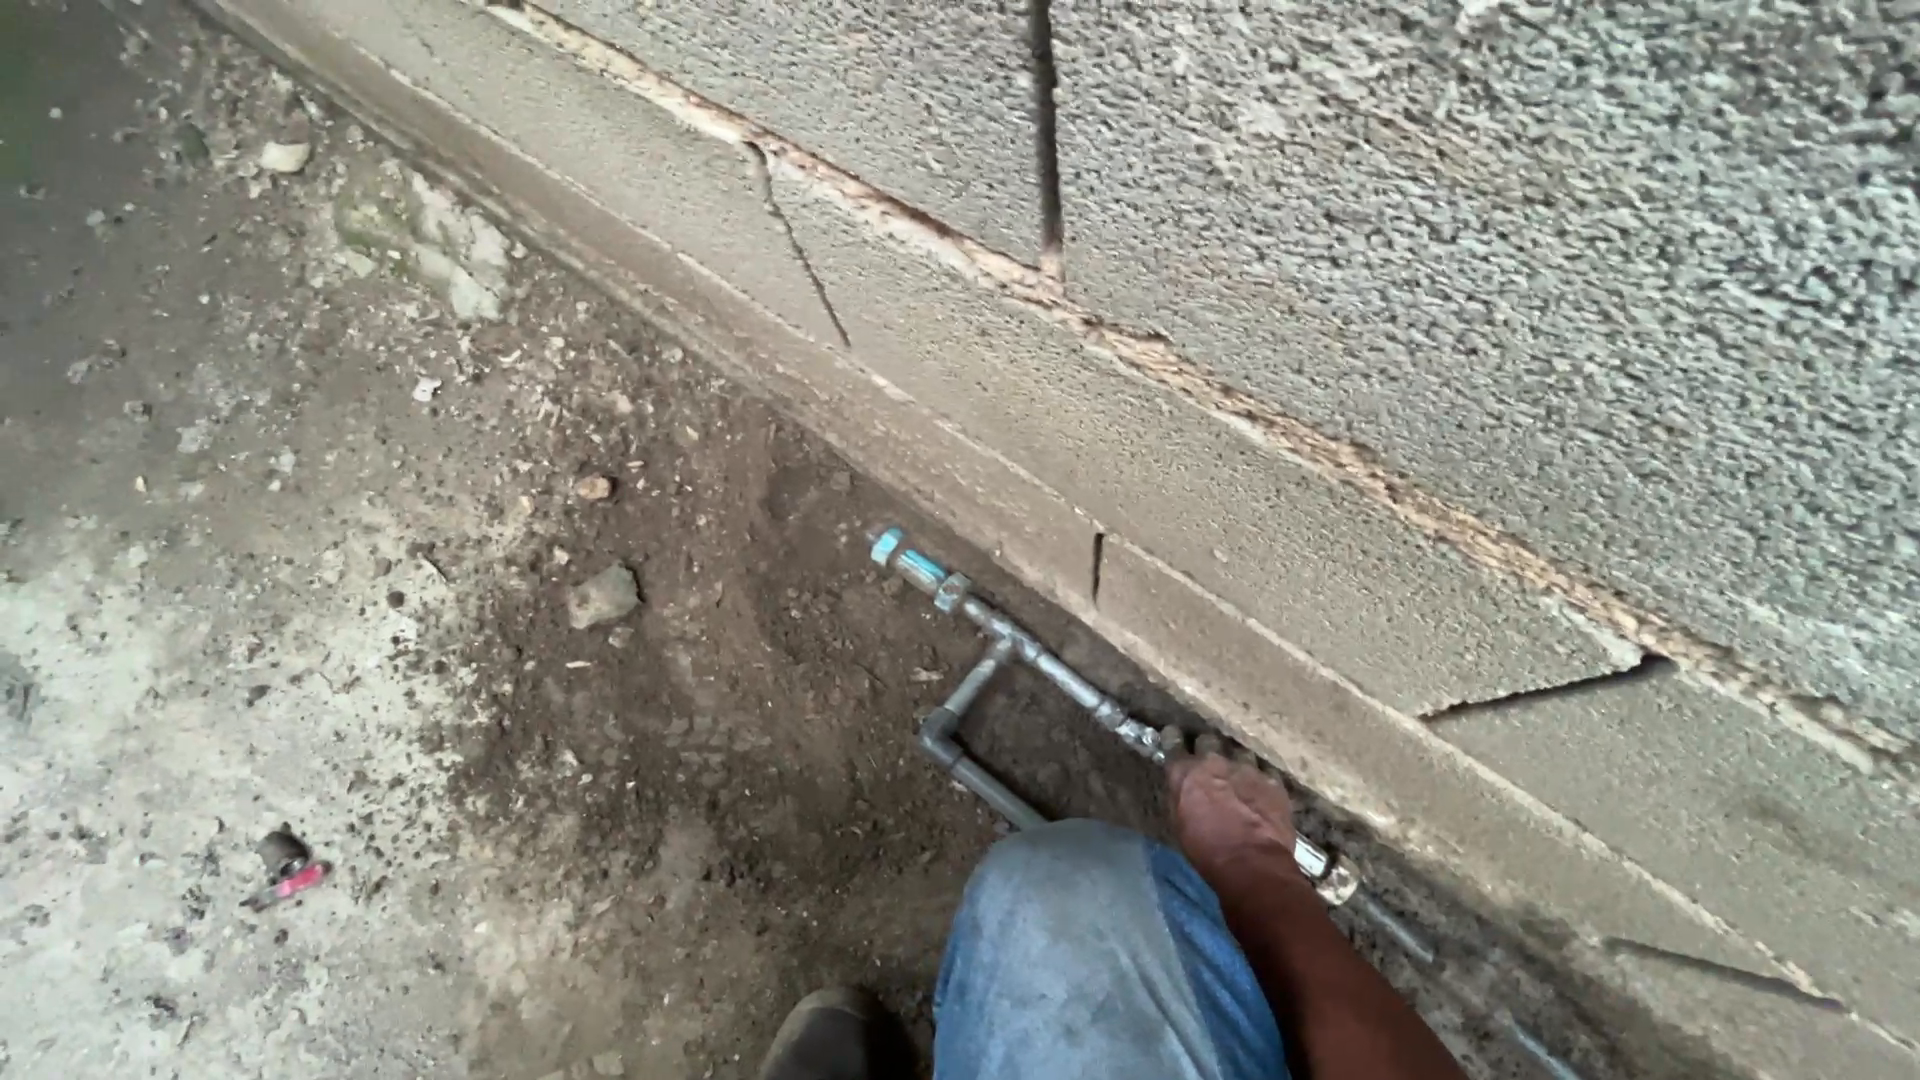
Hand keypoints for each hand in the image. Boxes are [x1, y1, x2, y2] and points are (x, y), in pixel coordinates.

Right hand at [1168, 735, 1299, 885]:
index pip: (1173, 741)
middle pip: (1208, 741)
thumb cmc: (1206, 849)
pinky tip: (1262, 794)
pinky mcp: (1273, 782)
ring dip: (1237, 764)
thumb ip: (1182, 795)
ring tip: (1240, 778)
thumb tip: (1185, 788)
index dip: (1174, 739)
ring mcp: (1247, 769)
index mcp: (1186, 772)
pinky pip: (1265, 773)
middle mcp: (1214, 762)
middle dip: (1208, 749)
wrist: (1251, 863)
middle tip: (1210, 763)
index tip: (1175, 740)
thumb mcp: (1180, 822)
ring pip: (1240, 754)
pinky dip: (1261, 782)